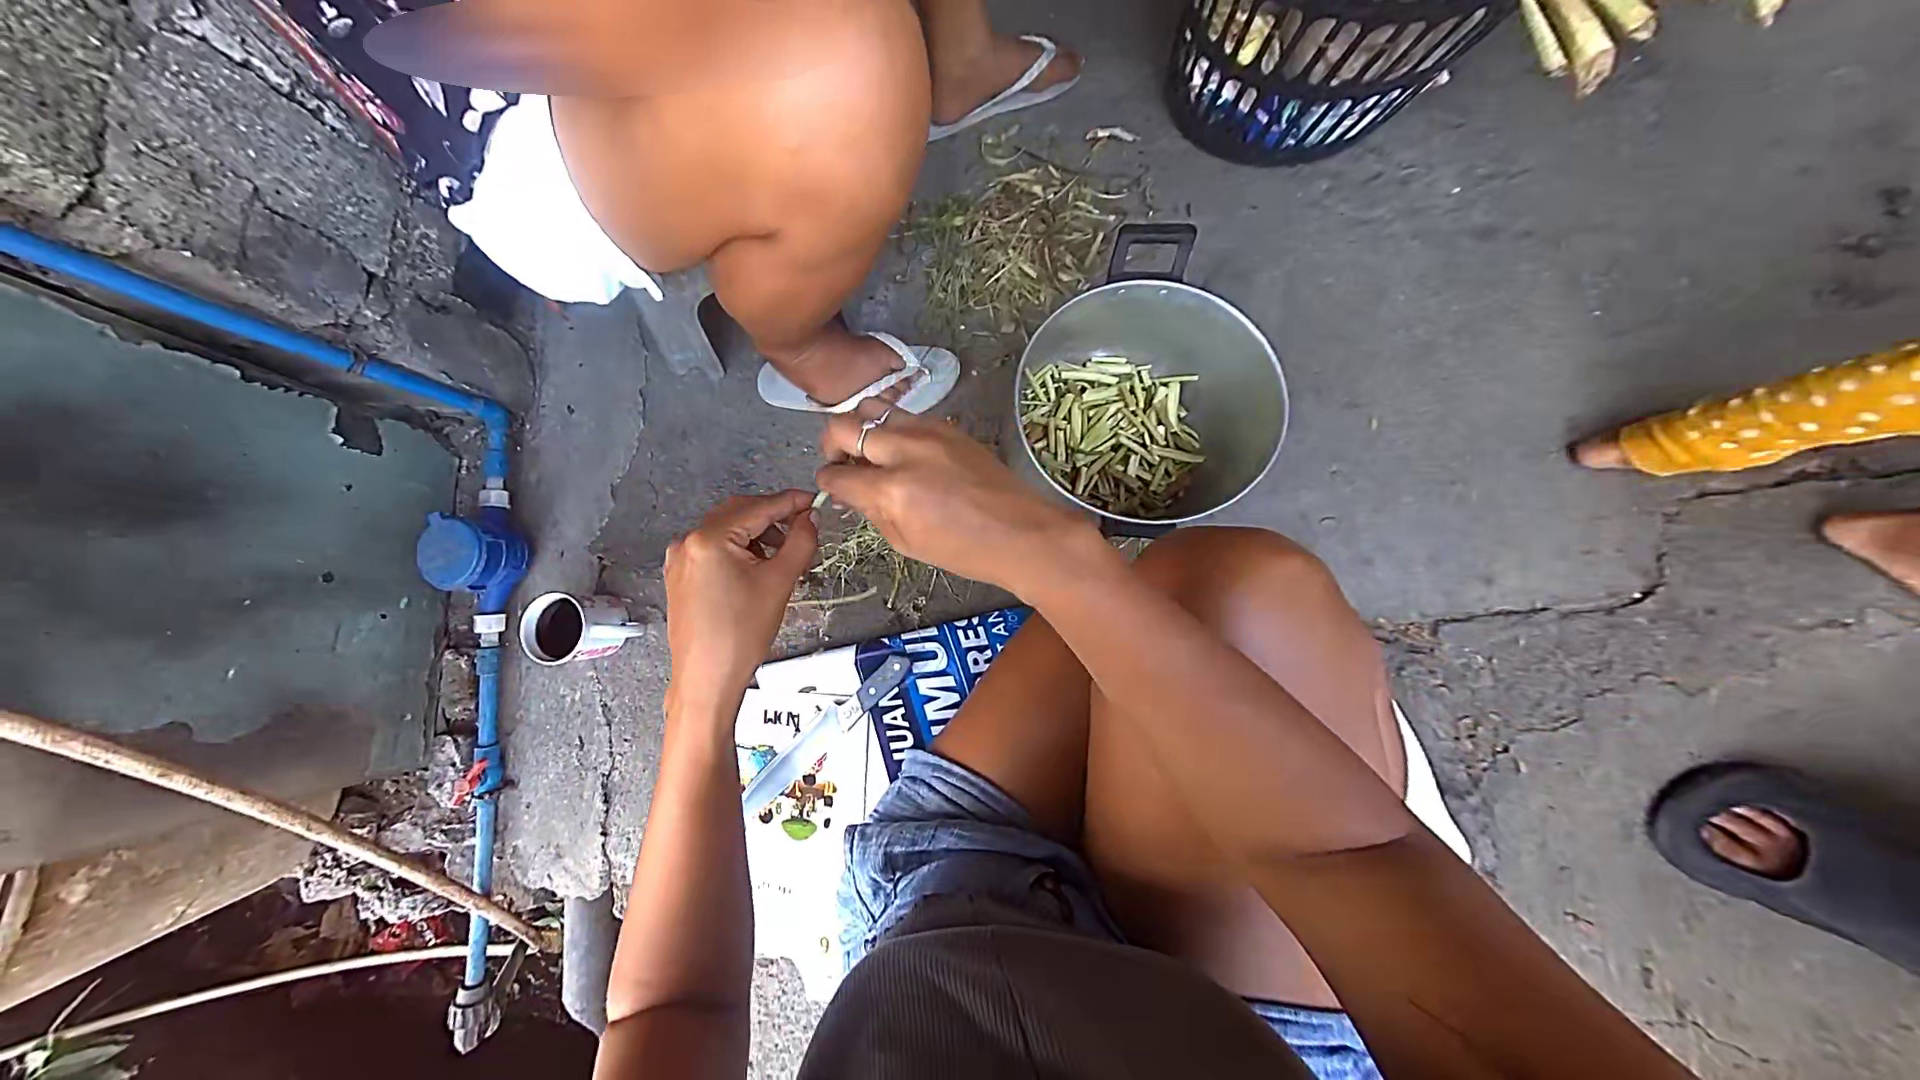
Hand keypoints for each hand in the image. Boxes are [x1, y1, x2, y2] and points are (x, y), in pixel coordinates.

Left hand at [663, 491, 818, 708]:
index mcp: (709, 539)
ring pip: (727, 530)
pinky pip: (715, 549)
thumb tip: (810, 519)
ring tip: (784, 552)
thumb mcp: (780, 582)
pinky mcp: (682, 576)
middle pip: (739, 512)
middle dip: (773, 516)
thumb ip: (800, 542)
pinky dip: (740, 549)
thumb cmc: (739, 637)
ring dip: (758, 533)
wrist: (708, 678)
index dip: (791, 502)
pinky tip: (759, 565)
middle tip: (804, 525)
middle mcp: (688, 543)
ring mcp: (681, 560)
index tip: (813, 501)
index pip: (758, 507)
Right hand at [815, 401, 1098, 595]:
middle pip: (844, 425)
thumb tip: (849, 492)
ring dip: (862, 428)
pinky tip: (905, 452)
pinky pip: (906, 415)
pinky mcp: (948, 425)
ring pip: (874, 407)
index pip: (836, 475)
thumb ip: (871, 510)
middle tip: (843, 463)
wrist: (1021, 532)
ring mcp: (928, 431)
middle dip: (833, 444)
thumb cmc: (964, 549)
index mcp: (891, 490)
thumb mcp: (906, 541)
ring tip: (872, 452)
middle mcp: (904, 450)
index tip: (832, 486)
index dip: (827, 483)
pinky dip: (894, 429)